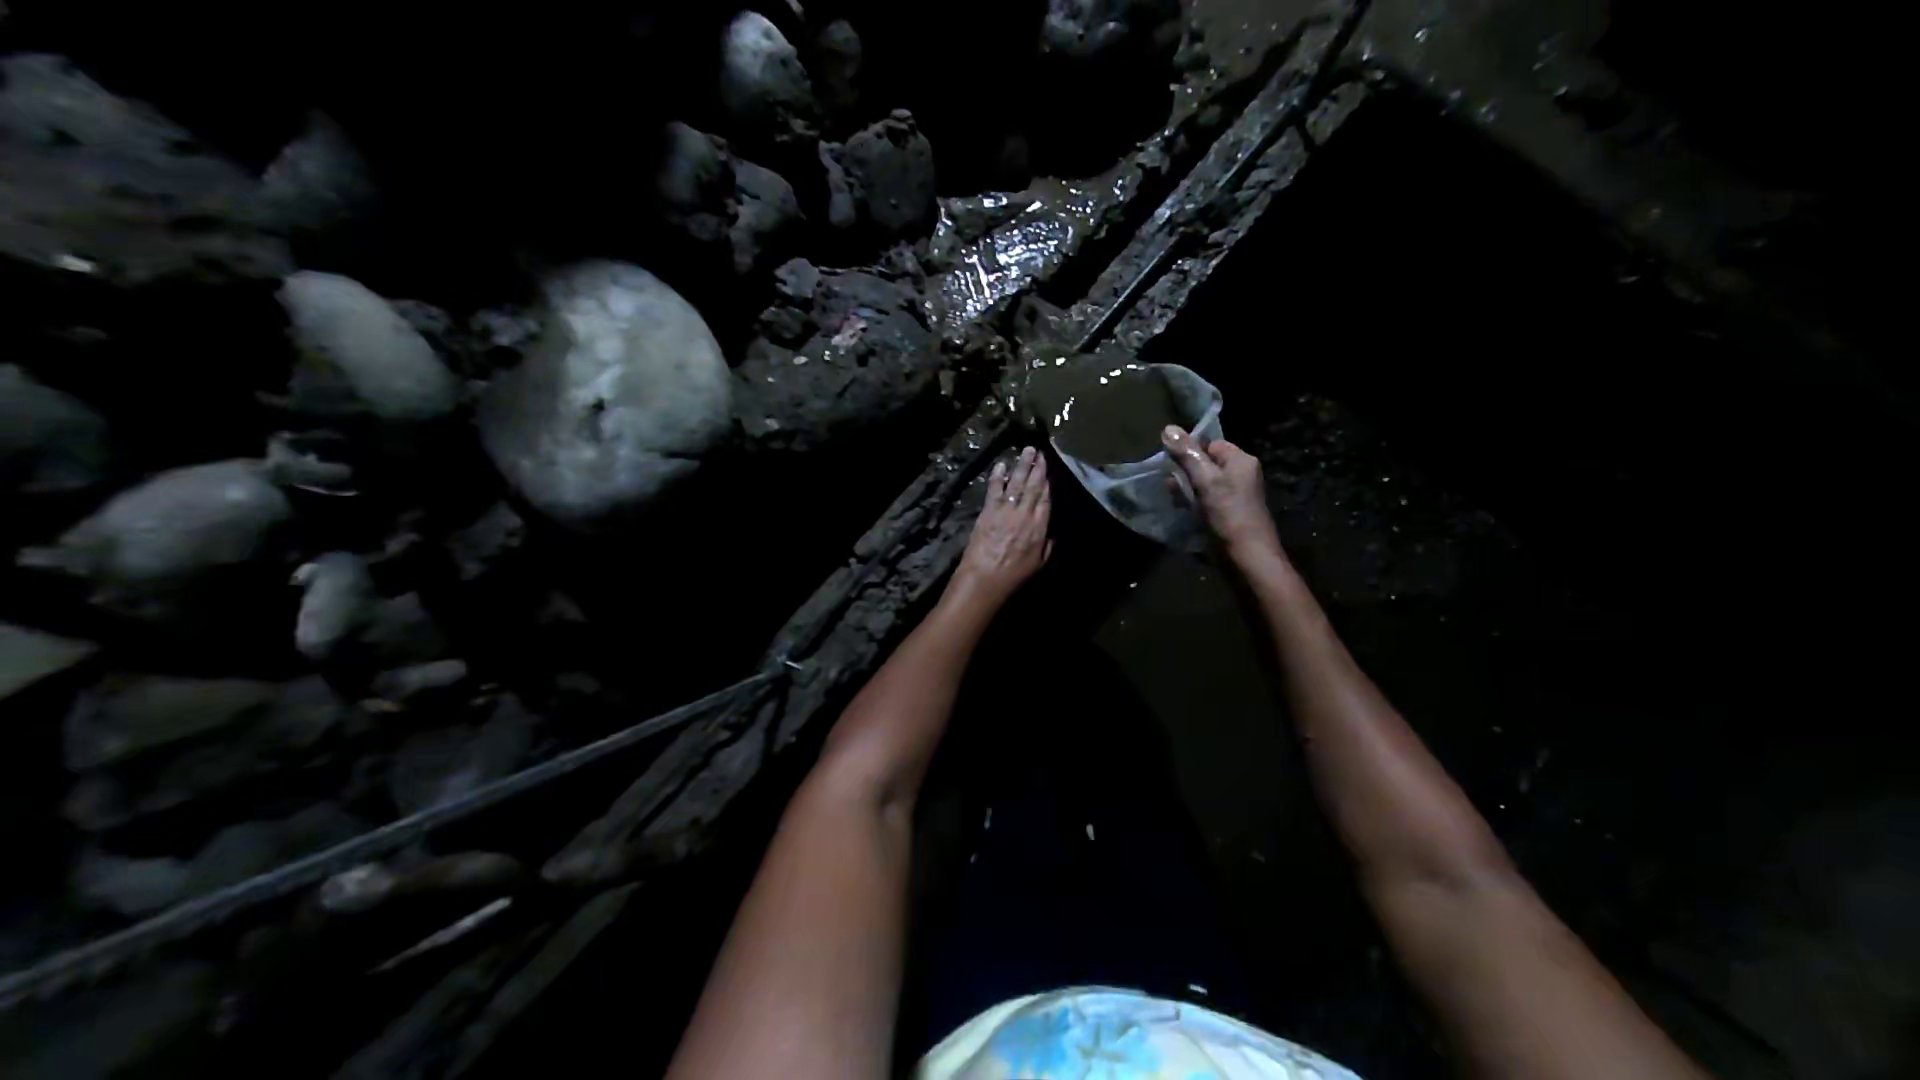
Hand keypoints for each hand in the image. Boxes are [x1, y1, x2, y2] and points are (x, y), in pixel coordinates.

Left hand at [948, 446, 1052, 612]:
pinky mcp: (988, 511)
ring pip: (1016, 483)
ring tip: (1027, 450)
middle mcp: (1025, 514)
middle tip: (1040, 452)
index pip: (1045, 499)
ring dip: (1022, 465)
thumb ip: (1048, 546)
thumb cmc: (1014, 575)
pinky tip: (1001, 464)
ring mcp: (1006, 510)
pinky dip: (998, 476)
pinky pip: (994, 489)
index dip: (1047, 483)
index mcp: (1039, 527)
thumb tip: (1052, 533)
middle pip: (1033, 486)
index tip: (1049, 470)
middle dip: (1037, 468)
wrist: (986, 577)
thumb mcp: (1039, 564)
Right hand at [1162, 425, 1282, 562]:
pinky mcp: (1230, 513)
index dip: (1192, 453)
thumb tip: (1168, 428)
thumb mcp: (1205, 480)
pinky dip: (1195, 505)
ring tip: (1177, 501)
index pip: (1211, 444)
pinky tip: (1185, 513)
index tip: (1175, 466)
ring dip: (1188, 491)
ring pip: (1204, 484)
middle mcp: (1242, 474)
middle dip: (1187, 474)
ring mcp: (1236, 495)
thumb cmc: (1228, 514)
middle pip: (1206, 464)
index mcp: (1241, 460)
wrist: (1248, 556)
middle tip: (1173, 486)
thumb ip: (1187, 454)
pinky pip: (1208, 501)